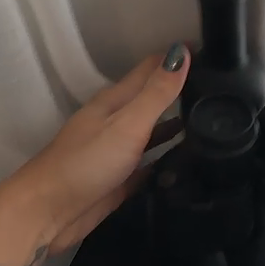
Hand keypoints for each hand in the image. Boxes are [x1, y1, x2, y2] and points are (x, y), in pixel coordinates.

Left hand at [0, 44, 189, 265]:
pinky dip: (168, 161)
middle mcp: (117, 123)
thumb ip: (156, 93)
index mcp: (115, 102)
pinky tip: (188, 164)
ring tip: (211, 123)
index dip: (177, 58)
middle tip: (216, 89)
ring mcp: (118, 153)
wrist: (48, 213)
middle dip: (181, 91)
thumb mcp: (127, 123)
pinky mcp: (120, 181)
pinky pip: (150, 166)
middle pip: (152, 100)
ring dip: (176, 126)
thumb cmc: (85, 164)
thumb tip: (182, 53)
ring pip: (153, 133)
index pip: (150, 70)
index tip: (209, 51)